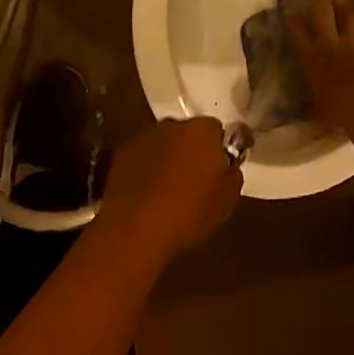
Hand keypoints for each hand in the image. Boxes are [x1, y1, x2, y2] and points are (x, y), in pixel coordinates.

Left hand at [95, 117, 242, 263]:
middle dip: (191, 150)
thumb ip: (232, 174)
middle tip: (195, 179)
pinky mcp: (121, 154)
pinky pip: (142, 156)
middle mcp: (172, 125)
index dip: (218, 149)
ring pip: (163, 143)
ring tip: (168, 189)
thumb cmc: (188, 213)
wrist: (135, 229)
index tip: (217, 170)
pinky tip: (147, 193)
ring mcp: (143, 138)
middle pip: (187, 132)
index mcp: (202, 131)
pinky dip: (146, 167)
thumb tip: (227, 166)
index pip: (216, 129)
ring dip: (167, 157)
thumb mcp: (226, 199)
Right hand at [285, 0, 353, 109]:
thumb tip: (300, 112)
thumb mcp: (315, 108)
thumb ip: (307, 105)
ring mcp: (351, 43)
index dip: (292, 20)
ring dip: (346, 6)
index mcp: (311, 55)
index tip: (288, 10)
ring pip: (350, 16)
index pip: (297, 32)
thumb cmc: (335, 108)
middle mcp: (329, 43)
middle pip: (324, 12)